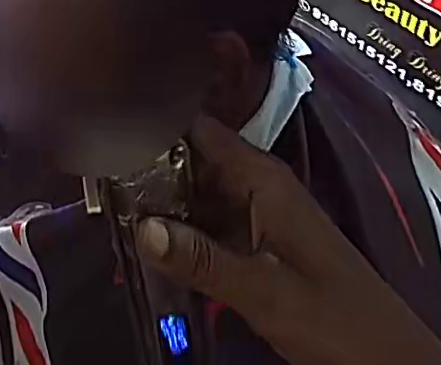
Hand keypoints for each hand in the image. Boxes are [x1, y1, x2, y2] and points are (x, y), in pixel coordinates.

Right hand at [135, 116, 440, 364]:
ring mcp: (258, 208)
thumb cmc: (340, 322)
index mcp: (260, 176)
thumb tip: (139, 227)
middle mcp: (256, 181)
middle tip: (100, 168)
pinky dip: (181, 221)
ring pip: (196, 186)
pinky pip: (208, 215)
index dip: (154, 118)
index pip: (197, 126)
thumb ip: (203, 260)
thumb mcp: (267, 295)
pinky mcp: (258, 235)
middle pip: (190, 154)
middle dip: (148, 160)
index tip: (110, 120)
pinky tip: (150, 232)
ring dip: (160, 193)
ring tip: (112, 195)